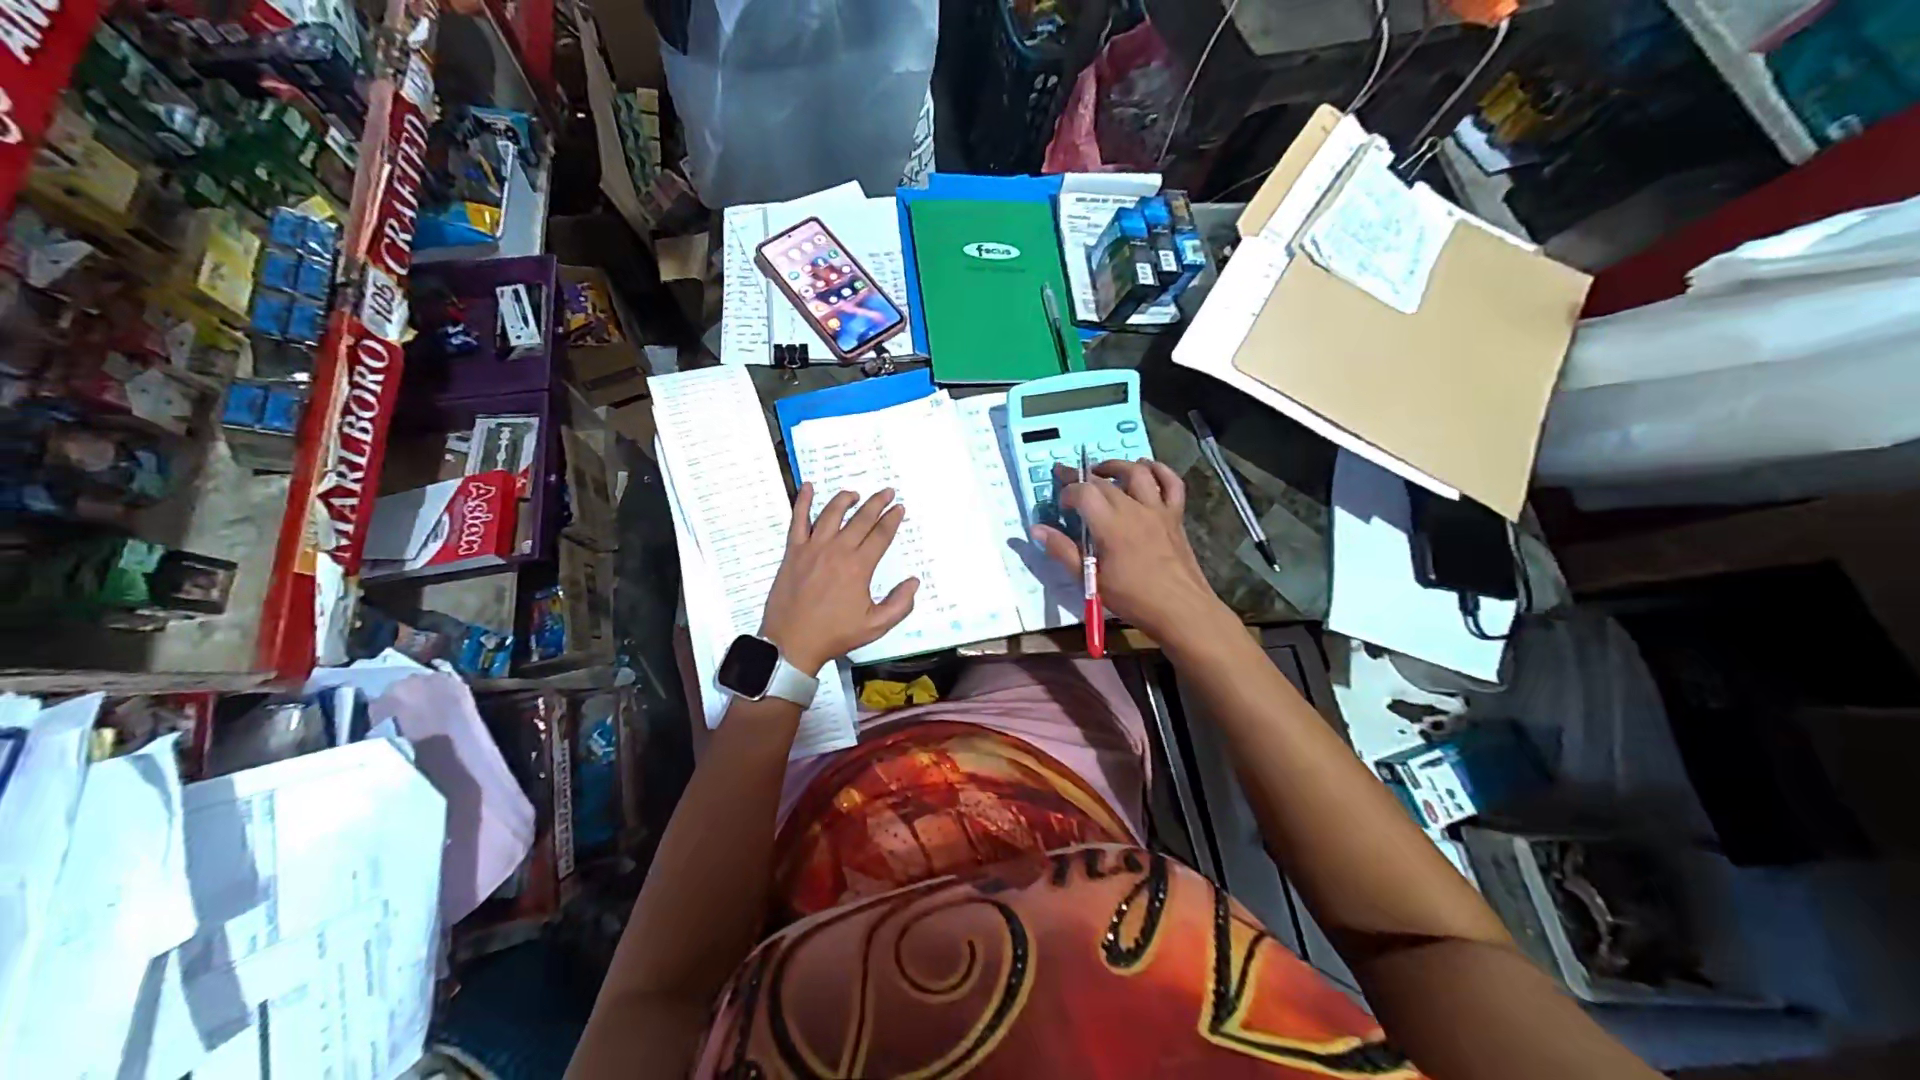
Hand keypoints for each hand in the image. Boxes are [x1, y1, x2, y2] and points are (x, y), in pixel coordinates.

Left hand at [758, 483, 917, 673]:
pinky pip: (797, 519)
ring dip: (845, 499)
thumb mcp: (875, 626)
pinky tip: (808, 487)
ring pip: (831, 513)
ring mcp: (812, 548)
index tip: (899, 508)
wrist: (792, 642)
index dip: (892, 519)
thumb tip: (913, 582)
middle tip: (886, 492)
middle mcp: (837, 551)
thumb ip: (900, 604)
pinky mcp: (793, 551)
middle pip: (861, 518)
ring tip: (855, 494)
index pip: (880, 535)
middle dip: (877, 503)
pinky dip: (802, 501)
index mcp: (859, 567)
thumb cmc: (834, 635)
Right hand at [1032, 459, 1229, 644]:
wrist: (1181, 609)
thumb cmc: (1133, 598)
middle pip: (1105, 482)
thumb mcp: (1091, 580)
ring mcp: (1158, 510)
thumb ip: (1063, 551)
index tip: (1061, 504)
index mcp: (1110, 526)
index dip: (1067, 491)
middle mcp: (1134, 509)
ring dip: (1116, 465)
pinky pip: (1171, 483)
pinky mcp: (1175, 516)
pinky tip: (1147, 467)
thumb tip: (1037, 529)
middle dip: (1082, 477)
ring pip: (1138, 473)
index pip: (1083, 492)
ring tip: (1102, 470)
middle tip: (1068, 479)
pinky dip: (1159, 470)